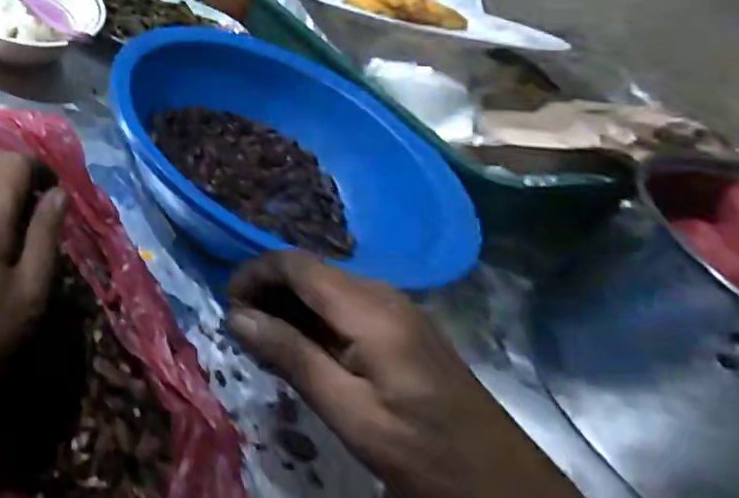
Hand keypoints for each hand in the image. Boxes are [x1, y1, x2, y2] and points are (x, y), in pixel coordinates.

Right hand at [228, 251, 578, 497]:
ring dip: (288, 304)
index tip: (227, 306)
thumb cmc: (427, 456)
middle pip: (308, 270)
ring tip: (265, 342)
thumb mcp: (352, 415)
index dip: (253, 273)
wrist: (511, 491)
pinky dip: (314, 317)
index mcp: (369, 309)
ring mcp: (397, 308)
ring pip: (324, 286)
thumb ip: (292, 357)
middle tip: (242, 329)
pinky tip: (305, 350)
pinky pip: (344, 304)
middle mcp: (382, 293)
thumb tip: (236, 315)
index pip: (293, 263)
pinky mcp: (404, 327)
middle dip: (267, 289)